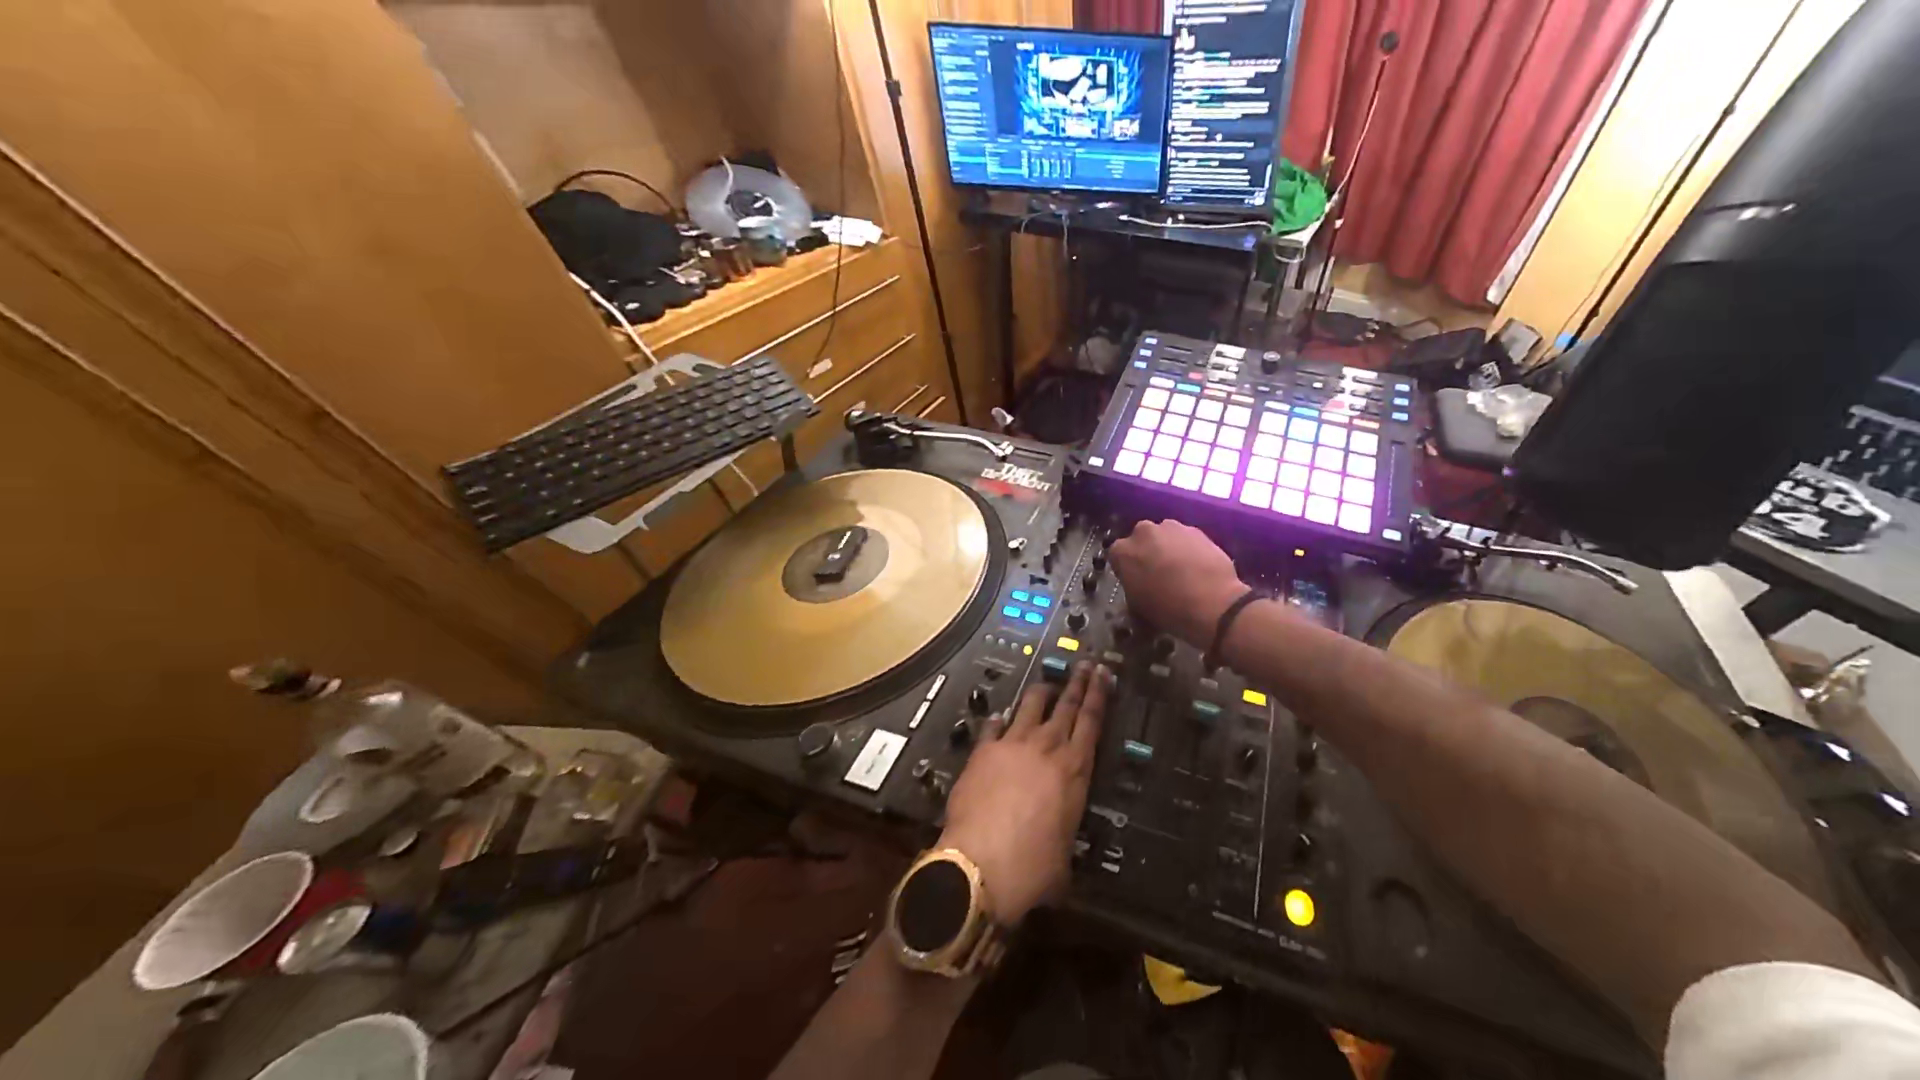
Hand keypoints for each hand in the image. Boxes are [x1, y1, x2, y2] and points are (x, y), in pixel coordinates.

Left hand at [937, 662, 1111, 924]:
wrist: (980, 864)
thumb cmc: (1031, 868)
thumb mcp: (1063, 860)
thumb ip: (1062, 842)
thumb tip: (1057, 856)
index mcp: (1075, 772)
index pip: (1091, 723)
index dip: (1098, 695)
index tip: (1103, 673)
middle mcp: (1047, 749)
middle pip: (1066, 706)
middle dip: (1077, 683)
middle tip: (1085, 665)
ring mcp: (1012, 745)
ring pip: (1031, 706)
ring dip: (1042, 692)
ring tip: (1048, 684)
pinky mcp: (983, 750)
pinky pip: (995, 725)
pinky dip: (1001, 718)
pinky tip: (1001, 715)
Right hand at [1107, 520, 1248, 645]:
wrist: (1212, 604)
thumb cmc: (1168, 609)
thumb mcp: (1138, 606)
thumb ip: (1132, 589)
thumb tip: (1138, 589)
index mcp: (1122, 551)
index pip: (1118, 556)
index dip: (1128, 569)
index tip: (1137, 580)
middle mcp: (1143, 532)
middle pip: (1141, 540)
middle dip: (1148, 553)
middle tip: (1159, 573)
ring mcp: (1171, 527)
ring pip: (1165, 536)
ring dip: (1169, 548)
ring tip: (1182, 570)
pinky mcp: (1197, 530)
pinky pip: (1187, 539)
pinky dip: (1189, 549)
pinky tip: (1198, 567)